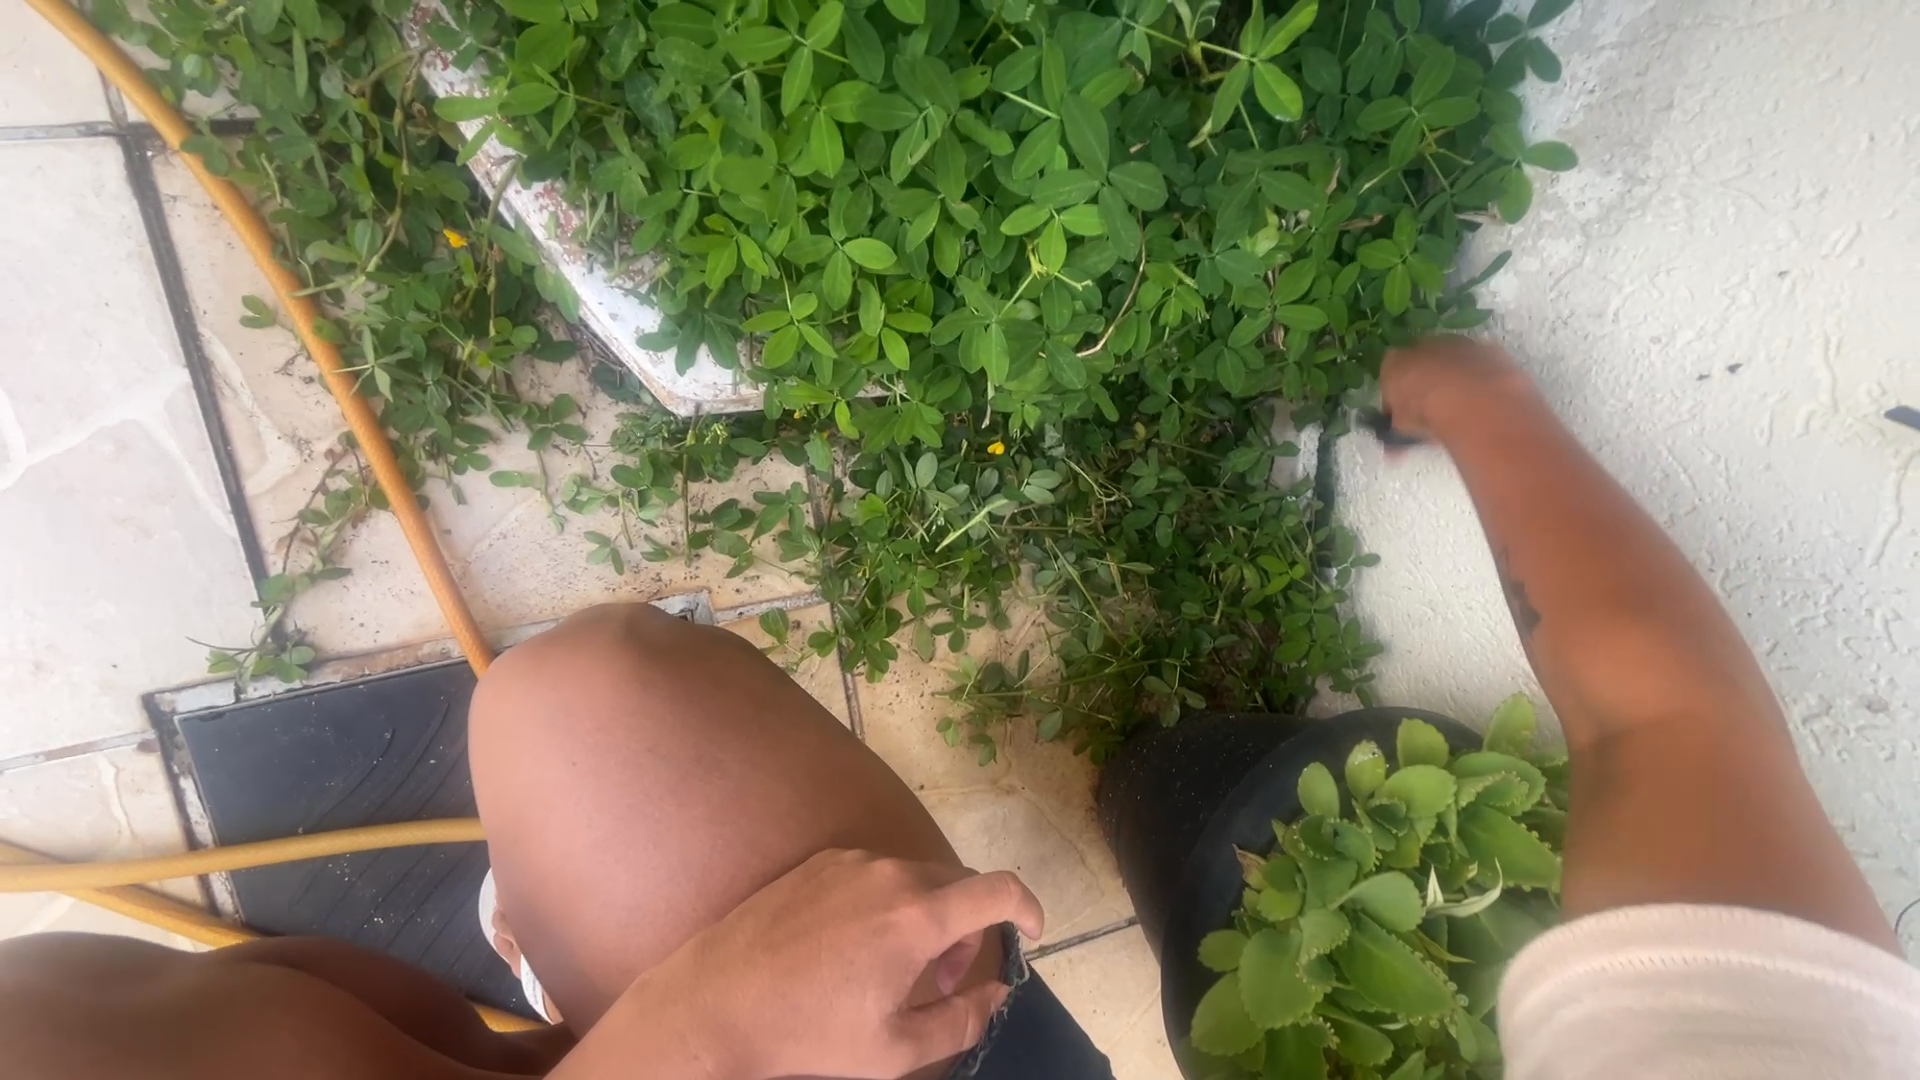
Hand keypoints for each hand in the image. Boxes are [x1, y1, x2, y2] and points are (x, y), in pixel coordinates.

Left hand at [624, 849, 1043, 1079]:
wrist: (711, 1004)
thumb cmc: (807, 1035)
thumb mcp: (894, 1051)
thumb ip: (962, 1020)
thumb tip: (997, 989)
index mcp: (917, 914)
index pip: (998, 888)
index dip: (1027, 906)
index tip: (1030, 932)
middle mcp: (890, 871)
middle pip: (956, 884)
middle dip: (965, 926)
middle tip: (938, 979)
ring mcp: (852, 860)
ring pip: (914, 878)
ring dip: (924, 915)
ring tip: (888, 968)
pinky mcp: (820, 860)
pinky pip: (874, 873)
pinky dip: (886, 902)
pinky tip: (847, 946)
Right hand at [1380, 336, 1537, 440]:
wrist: (1474, 402)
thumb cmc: (1426, 414)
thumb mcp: (1401, 429)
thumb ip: (1396, 428)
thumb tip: (1393, 446)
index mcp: (1394, 362)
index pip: (1388, 374)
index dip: (1395, 394)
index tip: (1401, 412)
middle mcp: (1424, 346)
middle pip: (1421, 362)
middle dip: (1424, 381)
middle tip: (1430, 408)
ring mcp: (1459, 344)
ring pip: (1451, 361)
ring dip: (1453, 378)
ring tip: (1460, 407)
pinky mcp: (1490, 349)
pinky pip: (1478, 364)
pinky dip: (1478, 378)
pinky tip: (1482, 399)